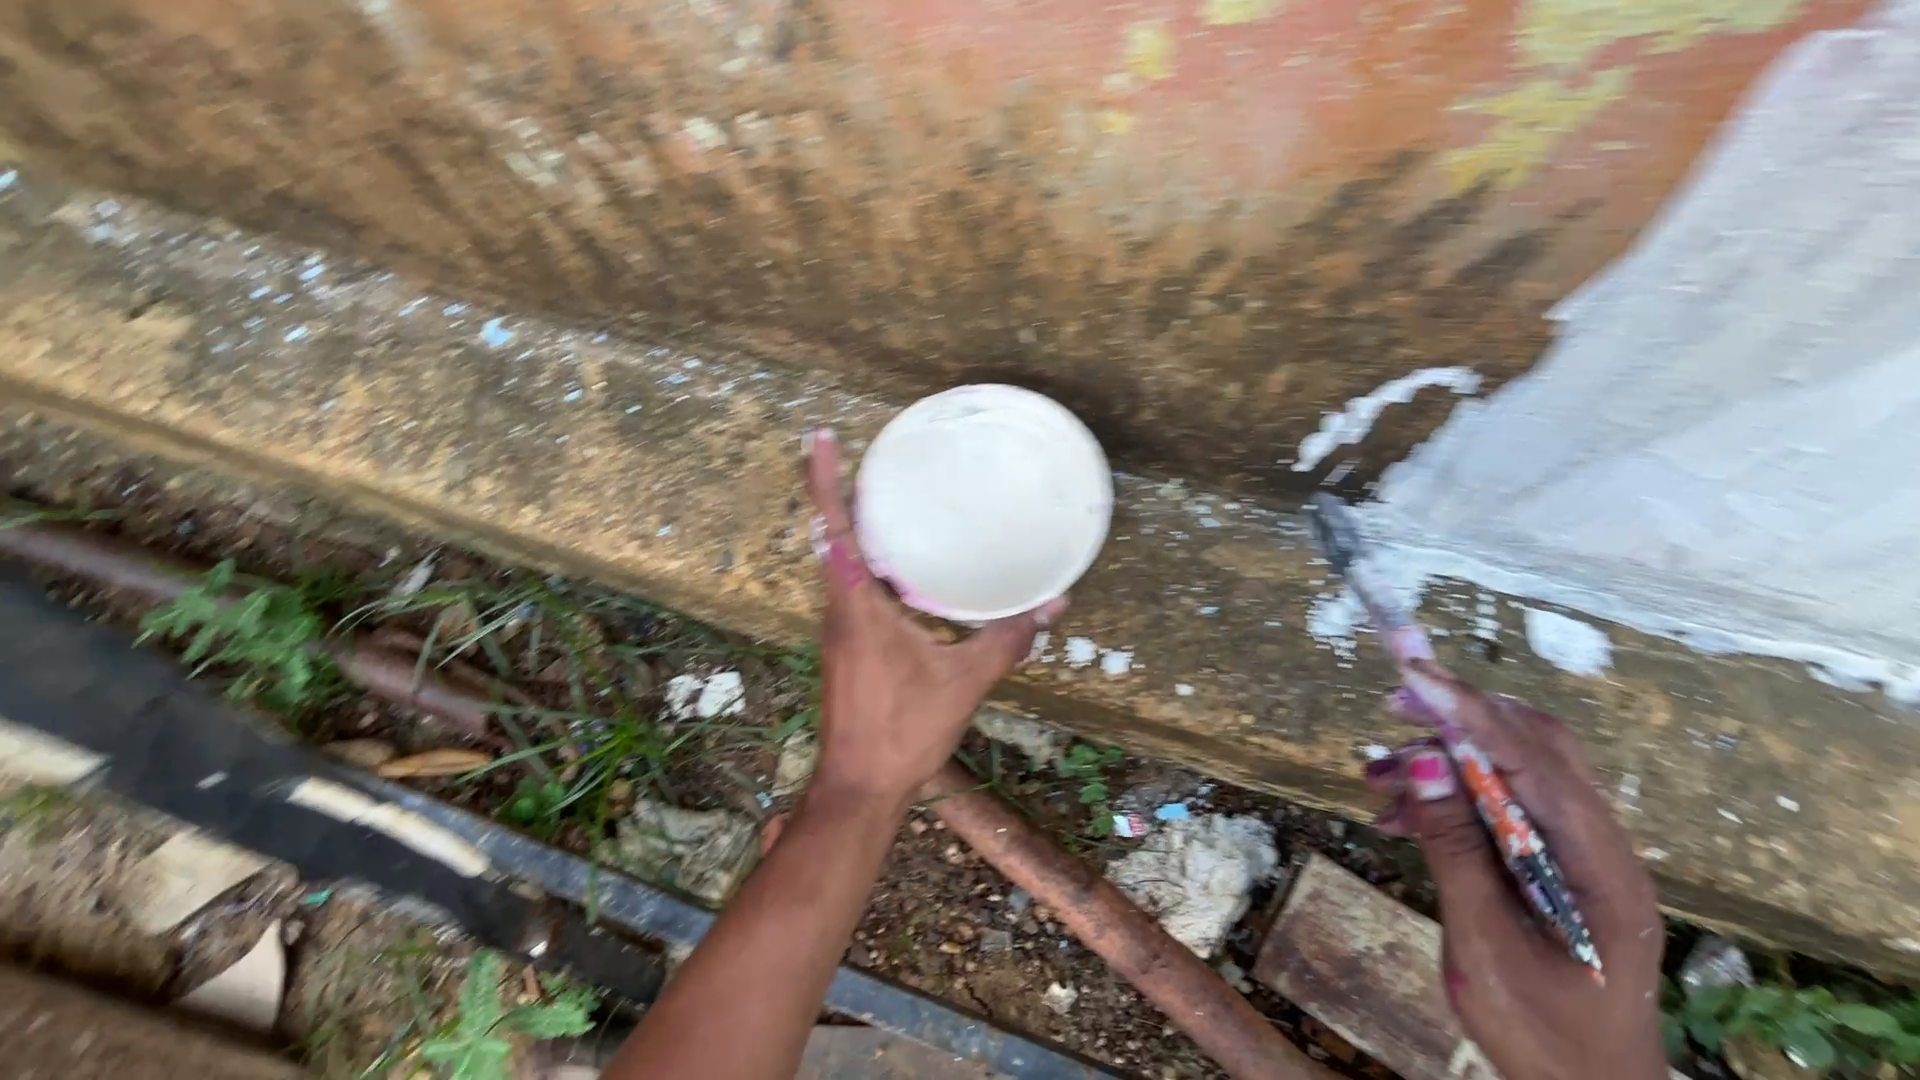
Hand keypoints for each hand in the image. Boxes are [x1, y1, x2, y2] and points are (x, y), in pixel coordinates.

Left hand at [803, 428, 1063, 807]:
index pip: (832, 528)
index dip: (823, 479)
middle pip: (830, 537)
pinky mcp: (845, 649)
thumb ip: (1007, 639)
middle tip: (869, 458)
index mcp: (856, 606)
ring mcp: (836, 632)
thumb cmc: (905, 731)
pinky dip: (867, 565)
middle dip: (842, 494)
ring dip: (853, 530)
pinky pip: (850, 590)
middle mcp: (837, 611)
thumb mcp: (964, 681)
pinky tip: (900, 571)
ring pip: (839, 565)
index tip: (819, 437)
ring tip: (886, 500)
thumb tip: (1053, 605)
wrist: (859, 787)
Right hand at [1367, 663, 1666, 1079]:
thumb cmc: (1541, 1032)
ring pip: (1513, 773)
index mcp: (1600, 866)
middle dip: (1461, 717)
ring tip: (1378, 777)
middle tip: (1394, 708)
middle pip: (1535, 748)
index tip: (1411, 672)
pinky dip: (1450, 798)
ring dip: (1446, 762)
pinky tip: (1400, 817)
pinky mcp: (1554, 865)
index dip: (1468, 710)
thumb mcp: (1484, 943)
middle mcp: (1600, 846)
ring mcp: (1579, 854)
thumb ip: (1456, 848)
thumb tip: (1425, 760)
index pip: (1532, 761)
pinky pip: (1501, 808)